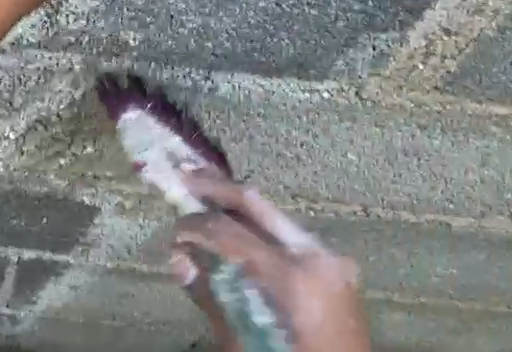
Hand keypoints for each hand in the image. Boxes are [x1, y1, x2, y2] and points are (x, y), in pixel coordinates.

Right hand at [171, 174, 371, 351]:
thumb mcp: (243, 345)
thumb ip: (210, 296)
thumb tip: (177, 258)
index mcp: (292, 279)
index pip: (230, 233)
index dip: (195, 226)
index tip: (173, 230)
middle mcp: (316, 257)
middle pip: (256, 205)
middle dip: (217, 189)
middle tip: (186, 176)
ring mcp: (333, 262)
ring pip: (275, 218)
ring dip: (239, 208)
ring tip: (207, 195)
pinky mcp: (338, 272)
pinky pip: (291, 239)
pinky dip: (262, 231)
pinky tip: (241, 229)